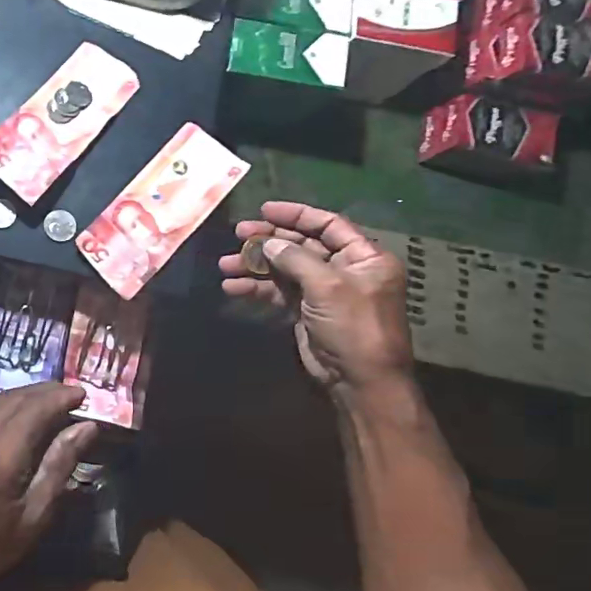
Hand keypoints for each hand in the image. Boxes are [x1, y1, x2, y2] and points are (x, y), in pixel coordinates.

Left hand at [0, 383, 96, 590]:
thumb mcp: (37, 513)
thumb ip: (61, 463)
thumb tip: (88, 427)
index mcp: (0, 456)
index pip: (35, 410)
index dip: (61, 397)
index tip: (85, 394)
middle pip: (18, 398)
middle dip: (49, 391)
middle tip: (76, 394)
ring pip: (3, 399)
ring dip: (32, 395)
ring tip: (59, 399)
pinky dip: (15, 404)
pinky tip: (31, 412)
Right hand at [219, 201, 413, 395]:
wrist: (359, 380)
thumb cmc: (353, 326)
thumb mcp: (327, 286)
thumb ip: (295, 258)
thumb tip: (267, 243)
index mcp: (364, 257)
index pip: (328, 224)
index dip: (296, 215)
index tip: (264, 210)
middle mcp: (345, 269)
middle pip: (302, 244)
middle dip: (268, 240)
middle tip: (238, 234)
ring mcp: (324, 290)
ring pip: (284, 268)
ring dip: (255, 265)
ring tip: (226, 264)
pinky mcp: (306, 310)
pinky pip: (278, 291)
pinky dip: (257, 288)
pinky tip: (233, 287)